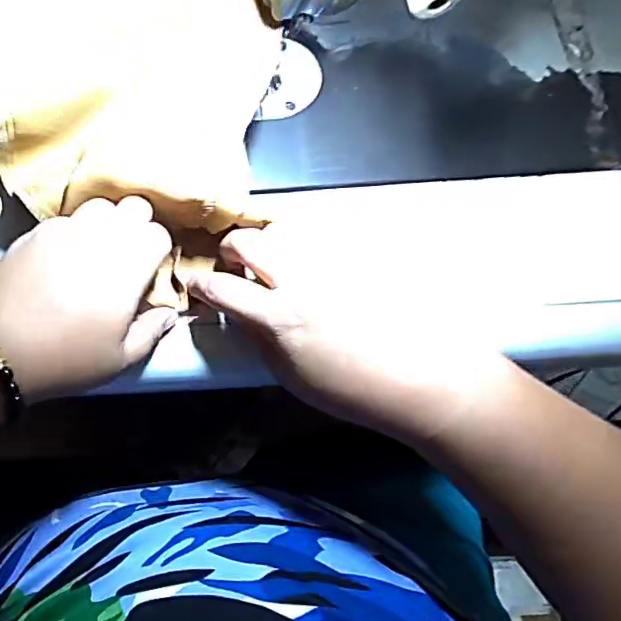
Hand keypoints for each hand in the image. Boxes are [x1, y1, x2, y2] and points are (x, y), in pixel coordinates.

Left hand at [0, 195, 178, 400]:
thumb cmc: (66, 357)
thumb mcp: (119, 358)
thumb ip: (152, 330)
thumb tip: (168, 313)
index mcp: (128, 264)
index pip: (158, 233)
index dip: (157, 252)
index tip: (148, 274)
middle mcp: (100, 235)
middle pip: (133, 207)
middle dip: (136, 228)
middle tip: (126, 260)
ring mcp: (64, 228)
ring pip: (99, 207)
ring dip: (106, 224)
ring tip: (95, 255)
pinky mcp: (35, 231)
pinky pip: (65, 219)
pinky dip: (73, 232)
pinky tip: (62, 262)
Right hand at [184, 225, 517, 446]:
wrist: (422, 379)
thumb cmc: (354, 389)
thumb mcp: (290, 375)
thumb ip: (257, 338)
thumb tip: (238, 315)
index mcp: (280, 318)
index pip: (221, 287)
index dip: (199, 286)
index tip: (197, 287)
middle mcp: (302, 281)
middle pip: (247, 241)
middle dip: (230, 251)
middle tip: (235, 268)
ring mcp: (333, 264)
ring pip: (284, 231)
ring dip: (271, 246)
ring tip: (280, 271)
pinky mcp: (360, 257)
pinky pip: (321, 239)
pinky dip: (308, 251)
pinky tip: (319, 273)